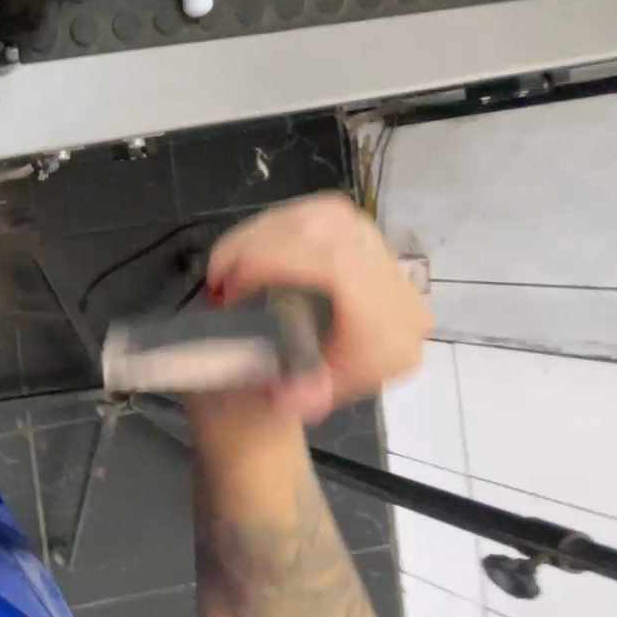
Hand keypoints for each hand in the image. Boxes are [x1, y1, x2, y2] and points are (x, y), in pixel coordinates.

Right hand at [204, 193, 430, 421]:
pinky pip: (325, 213)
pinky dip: (277, 223)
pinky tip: (251, 249)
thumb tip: (296, 398)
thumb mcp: (278, 403)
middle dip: (259, 245)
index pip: (342, 270)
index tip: (227, 284)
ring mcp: (387, 271)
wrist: (297, 392)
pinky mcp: (368, 251)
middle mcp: (400, 302)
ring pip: (328, 216)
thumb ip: (290, 396)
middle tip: (217, 275)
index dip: (275, 261)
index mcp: (387, 343)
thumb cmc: (280, 397)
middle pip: (333, 234)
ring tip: (227, 263)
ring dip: (262, 232)